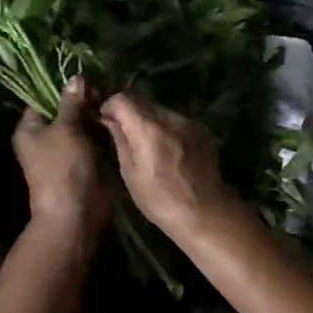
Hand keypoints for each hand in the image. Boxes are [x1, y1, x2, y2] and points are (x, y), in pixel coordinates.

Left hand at [12, 78, 109, 243]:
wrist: (75, 214)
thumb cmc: (63, 167)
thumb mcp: (66, 129)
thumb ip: (71, 103)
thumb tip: (76, 76)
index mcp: (29, 128)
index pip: (41, 99)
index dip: (60, 87)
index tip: (84, 75)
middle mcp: (42, 138)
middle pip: (61, 111)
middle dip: (81, 100)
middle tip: (103, 85)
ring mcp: (62, 151)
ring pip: (78, 125)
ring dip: (93, 115)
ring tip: (112, 96)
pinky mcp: (81, 161)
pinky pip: (89, 140)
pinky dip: (100, 130)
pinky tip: (115, 116)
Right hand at [99, 91, 246, 239]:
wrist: (206, 214)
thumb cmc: (160, 200)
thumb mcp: (130, 172)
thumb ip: (120, 139)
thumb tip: (109, 120)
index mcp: (148, 129)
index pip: (123, 98)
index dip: (110, 105)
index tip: (106, 119)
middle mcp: (170, 118)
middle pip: (141, 99)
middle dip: (128, 109)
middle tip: (123, 129)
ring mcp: (189, 122)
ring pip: (159, 108)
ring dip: (147, 117)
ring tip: (146, 141)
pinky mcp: (202, 130)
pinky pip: (175, 118)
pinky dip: (165, 126)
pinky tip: (166, 147)